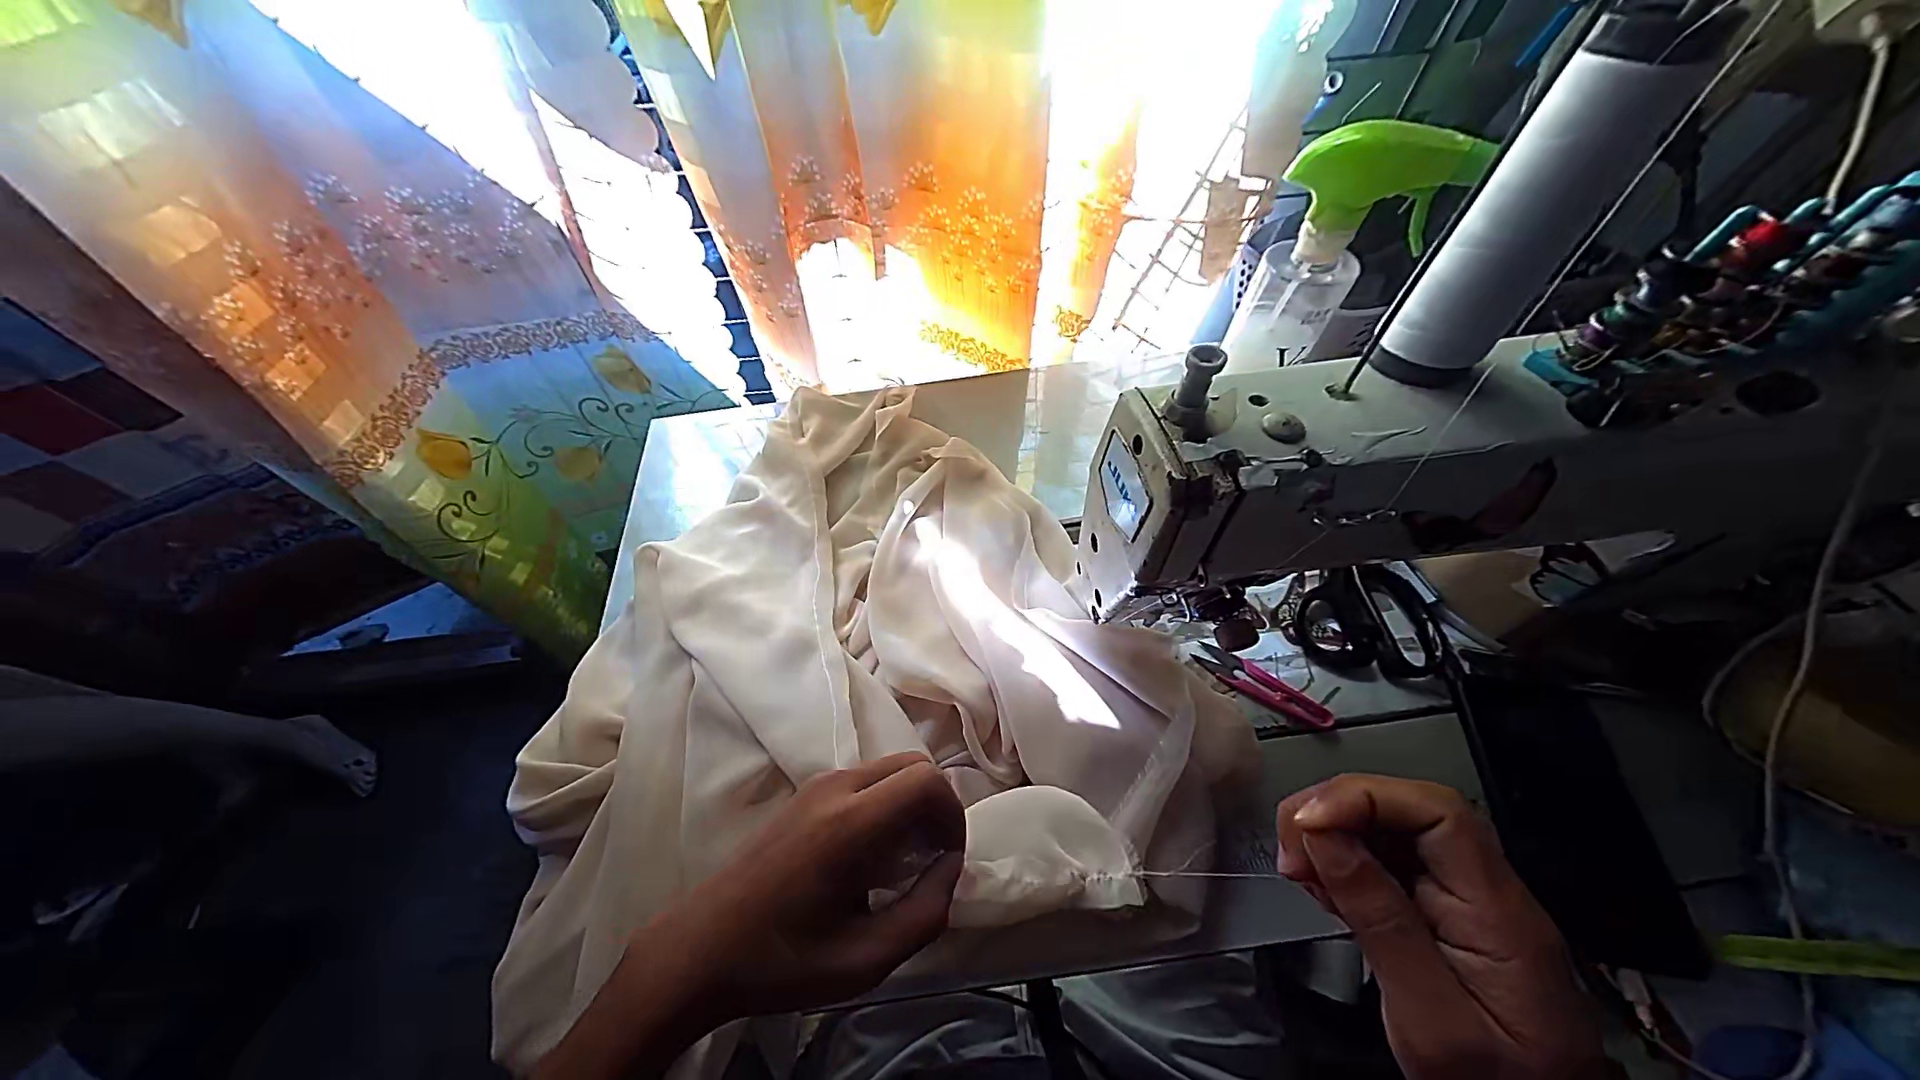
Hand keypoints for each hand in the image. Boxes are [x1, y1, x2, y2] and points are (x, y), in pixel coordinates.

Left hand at [667, 751, 966, 1016]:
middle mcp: (835, 788)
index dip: (953, 816)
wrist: (701, 948)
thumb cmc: (781, 960)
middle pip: (913, 764)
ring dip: (910, 803)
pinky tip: (869, 853)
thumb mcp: (864, 960)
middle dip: (936, 806)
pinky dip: (886, 802)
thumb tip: (952, 869)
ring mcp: (816, 784)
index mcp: (849, 824)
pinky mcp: (804, 792)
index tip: (948, 859)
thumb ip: (925, 915)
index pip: (926, 781)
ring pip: (889, 768)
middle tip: (931, 857)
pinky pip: (865, 779)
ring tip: (901, 860)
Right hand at [1275, 774, 1602, 1079]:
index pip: (1436, 811)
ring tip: (1300, 870)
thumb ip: (1380, 922)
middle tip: (1292, 849)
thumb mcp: (1432, 1020)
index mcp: (1500, 914)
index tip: (1308, 823)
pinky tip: (1320, 883)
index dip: (1363, 797)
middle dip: (1334, 812)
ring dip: (1329, 834)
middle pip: (1405, 807)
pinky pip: (1380, 854)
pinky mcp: (1435, 905)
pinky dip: (1337, 858)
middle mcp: (1485, 892)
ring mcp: (1460, 896)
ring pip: (1386, 825)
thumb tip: (1324, 838)